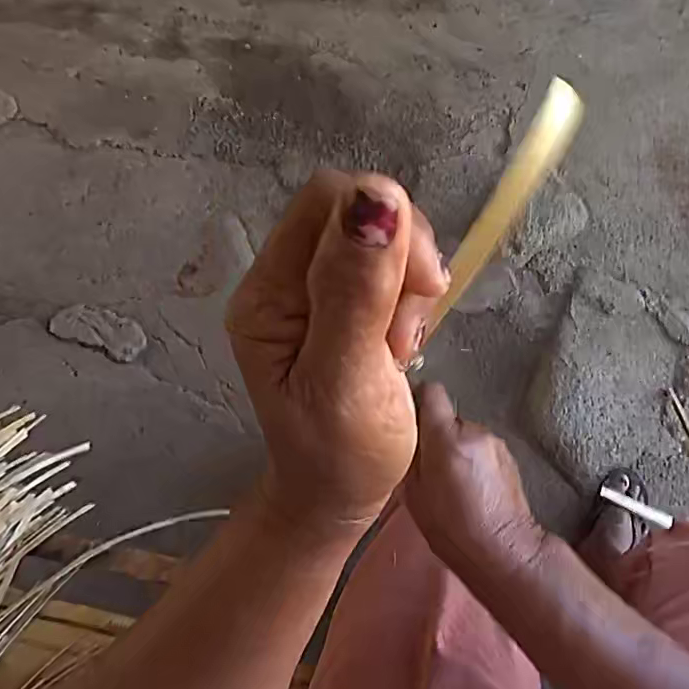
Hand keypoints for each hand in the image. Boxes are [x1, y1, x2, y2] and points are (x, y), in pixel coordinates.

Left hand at [226, 171, 446, 531]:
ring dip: (412, 282)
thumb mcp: (346, 379)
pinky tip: (401, 341)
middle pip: (359, 210)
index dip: (383, 224)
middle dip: (404, 257)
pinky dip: (413, 295)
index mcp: (269, 292)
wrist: (341, 491)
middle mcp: (287, 278)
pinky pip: (394, 267)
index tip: (419, 283)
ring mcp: (317, 288)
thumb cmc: (341, 453)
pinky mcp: (347, 299)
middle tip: (405, 326)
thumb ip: (356, 291)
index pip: (327, 200)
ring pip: (385, 236)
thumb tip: (376, 197)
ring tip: (400, 344)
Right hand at [405, 383, 546, 573]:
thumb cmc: (453, 530)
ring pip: (464, 433)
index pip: (431, 392)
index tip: (408, 415)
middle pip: (446, 417)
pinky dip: (472, 459)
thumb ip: (409, 456)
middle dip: (435, 435)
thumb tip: (404, 436)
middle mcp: (473, 431)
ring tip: (451, 482)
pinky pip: (480, 447)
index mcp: (446, 438)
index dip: (417, 399)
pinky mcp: (508, 454)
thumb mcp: (413, 495)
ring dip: (455, 448)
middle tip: (426, 464)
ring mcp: (494, 441)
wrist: (503, 550)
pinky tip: (470, 487)